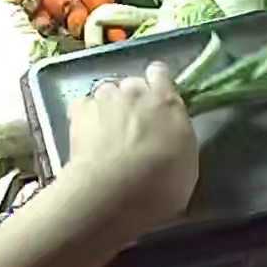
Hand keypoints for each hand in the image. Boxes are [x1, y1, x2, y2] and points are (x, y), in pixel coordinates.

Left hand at [65, 61, 197, 229]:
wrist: (114, 191)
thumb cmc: (159, 186)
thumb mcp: (186, 164)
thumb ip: (178, 138)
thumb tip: (171, 137)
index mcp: (167, 102)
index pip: (162, 75)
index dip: (157, 85)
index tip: (155, 100)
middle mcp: (136, 92)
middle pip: (132, 84)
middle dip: (132, 101)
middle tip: (131, 127)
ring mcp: (106, 99)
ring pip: (106, 92)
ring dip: (107, 106)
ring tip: (106, 132)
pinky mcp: (80, 112)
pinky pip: (83, 105)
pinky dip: (86, 117)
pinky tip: (87, 136)